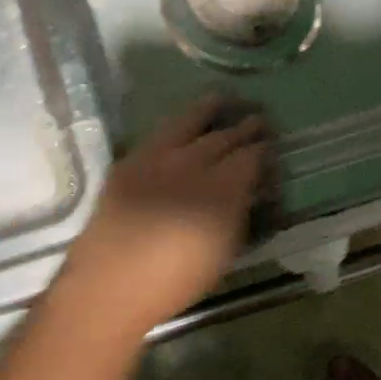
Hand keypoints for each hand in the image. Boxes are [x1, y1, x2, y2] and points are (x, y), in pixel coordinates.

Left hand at [60, 98, 271, 334]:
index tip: (270, 147)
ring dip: (209, 111)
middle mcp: (192, 163)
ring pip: (189, 123)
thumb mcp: (222, 252)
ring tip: (223, 99)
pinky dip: (178, 124)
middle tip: (257, 119)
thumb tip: (249, 190)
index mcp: (222, 190)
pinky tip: (182, 123)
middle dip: (242, 128)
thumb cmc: (175, 280)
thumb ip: (239, 214)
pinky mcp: (131, 160)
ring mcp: (158, 157)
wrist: (111, 280)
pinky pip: (160, 133)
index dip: (262, 151)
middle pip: (223, 138)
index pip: (250, 158)